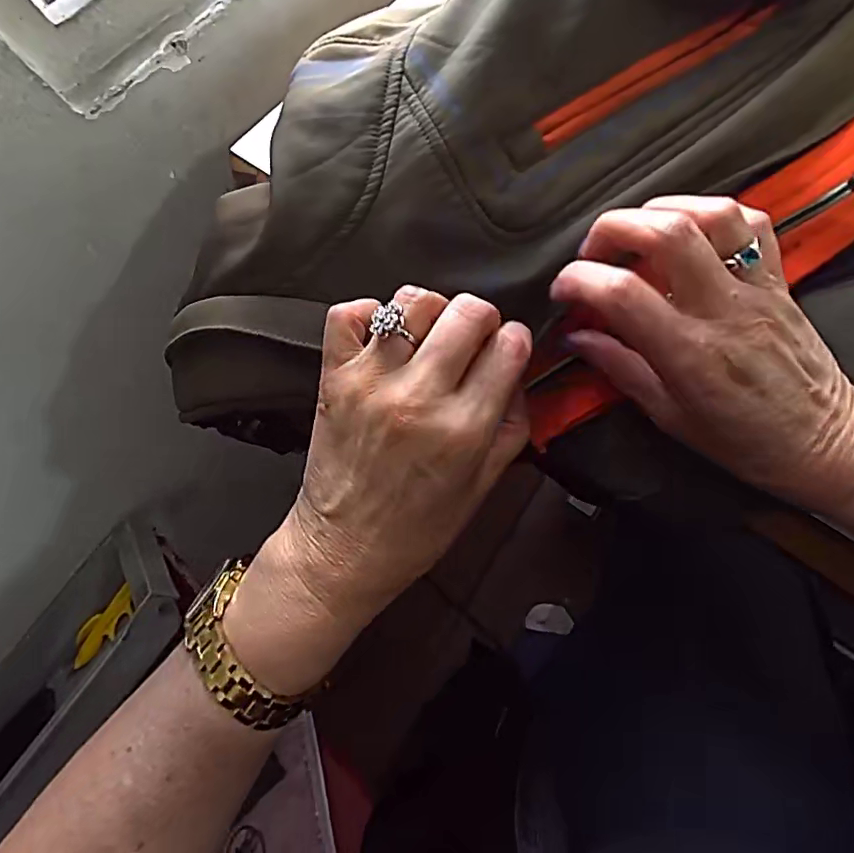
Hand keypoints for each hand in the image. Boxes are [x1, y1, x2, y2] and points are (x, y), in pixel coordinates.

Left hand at [223, 286, 532, 694]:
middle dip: (481, 318)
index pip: (510, 344)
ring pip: (414, 301)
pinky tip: (385, 339)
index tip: (508, 350)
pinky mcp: (334, 377)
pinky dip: (370, 314)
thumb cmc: (414, 527)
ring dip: (432, 312)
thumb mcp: (485, 484)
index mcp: (464, 428)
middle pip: (468, 311)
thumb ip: (514, 423)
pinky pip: (349, 312)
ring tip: (430, 338)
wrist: (343, 551)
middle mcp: (419, 398)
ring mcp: (372, 383)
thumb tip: (519, 371)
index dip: (516, 340)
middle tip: (474, 340)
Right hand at [549, 196, 853, 514]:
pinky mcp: (778, 280)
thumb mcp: (671, 417)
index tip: (565, 290)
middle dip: (613, 228)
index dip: (579, 280)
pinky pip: (754, 223)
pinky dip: (714, 213)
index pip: (622, 292)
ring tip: (638, 234)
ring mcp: (756, 289)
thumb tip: (580, 336)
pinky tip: (691, 232)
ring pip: (711, 215)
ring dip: (662, 211)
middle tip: (594, 253)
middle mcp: (723, 311)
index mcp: (691, 354)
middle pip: (665, 232)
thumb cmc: (751, 442)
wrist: (826, 443)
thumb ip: (621, 367)